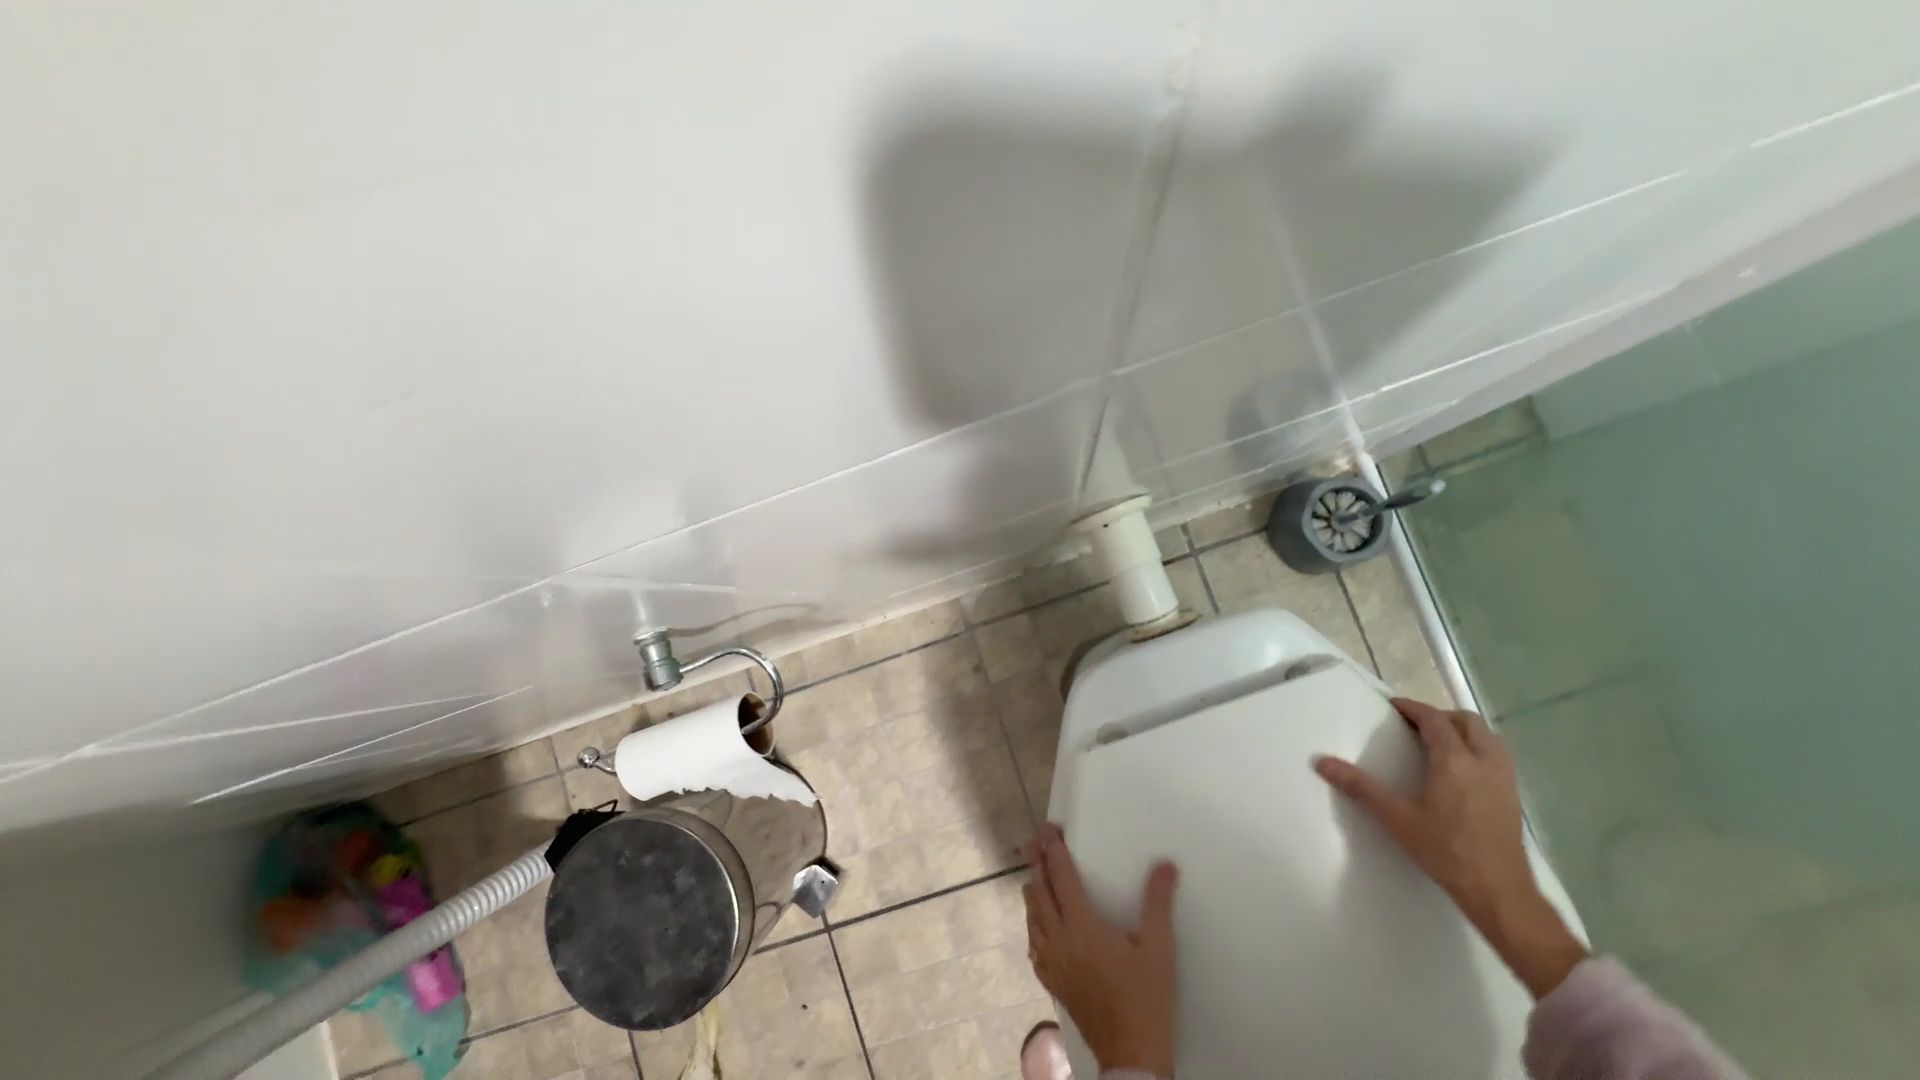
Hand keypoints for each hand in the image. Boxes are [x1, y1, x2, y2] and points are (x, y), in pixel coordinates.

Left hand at [1023, 823, 1179, 1076]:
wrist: (1130, 1052)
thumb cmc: (1146, 998)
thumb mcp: (1159, 947)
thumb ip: (1158, 902)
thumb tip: (1164, 865)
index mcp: (1082, 925)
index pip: (1061, 876)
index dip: (1053, 850)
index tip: (1049, 830)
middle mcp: (1059, 939)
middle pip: (1039, 892)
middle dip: (1036, 864)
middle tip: (1034, 842)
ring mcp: (1052, 962)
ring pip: (1032, 917)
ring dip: (1033, 892)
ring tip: (1034, 876)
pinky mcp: (1053, 982)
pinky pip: (1035, 944)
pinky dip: (1034, 925)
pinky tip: (1038, 927)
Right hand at [1314, 698, 1586, 998]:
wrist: (1497, 889)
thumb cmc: (1445, 851)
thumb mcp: (1397, 819)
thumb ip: (1361, 787)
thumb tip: (1322, 762)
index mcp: (1454, 761)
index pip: (1434, 720)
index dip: (1413, 708)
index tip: (1394, 707)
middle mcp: (1484, 761)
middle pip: (1466, 721)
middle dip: (1440, 716)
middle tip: (1414, 726)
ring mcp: (1504, 777)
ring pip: (1487, 736)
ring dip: (1462, 730)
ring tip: (1438, 743)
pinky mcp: (1513, 794)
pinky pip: (1496, 754)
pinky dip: (1477, 747)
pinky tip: (1462, 770)